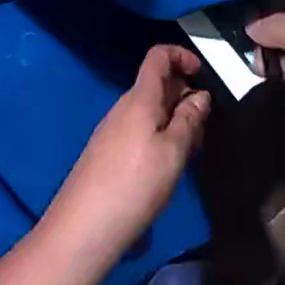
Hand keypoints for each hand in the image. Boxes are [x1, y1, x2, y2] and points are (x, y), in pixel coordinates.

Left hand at [44, 45, 210, 254]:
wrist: (82, 229)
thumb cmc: (134, 185)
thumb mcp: (173, 152)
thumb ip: (189, 119)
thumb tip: (200, 94)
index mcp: (140, 98)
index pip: (158, 56)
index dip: (181, 55)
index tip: (202, 75)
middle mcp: (123, 106)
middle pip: (157, 84)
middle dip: (184, 96)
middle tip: (203, 129)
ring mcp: (112, 129)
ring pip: (150, 110)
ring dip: (174, 121)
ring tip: (189, 153)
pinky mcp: (106, 152)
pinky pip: (139, 129)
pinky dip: (159, 137)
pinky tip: (166, 168)